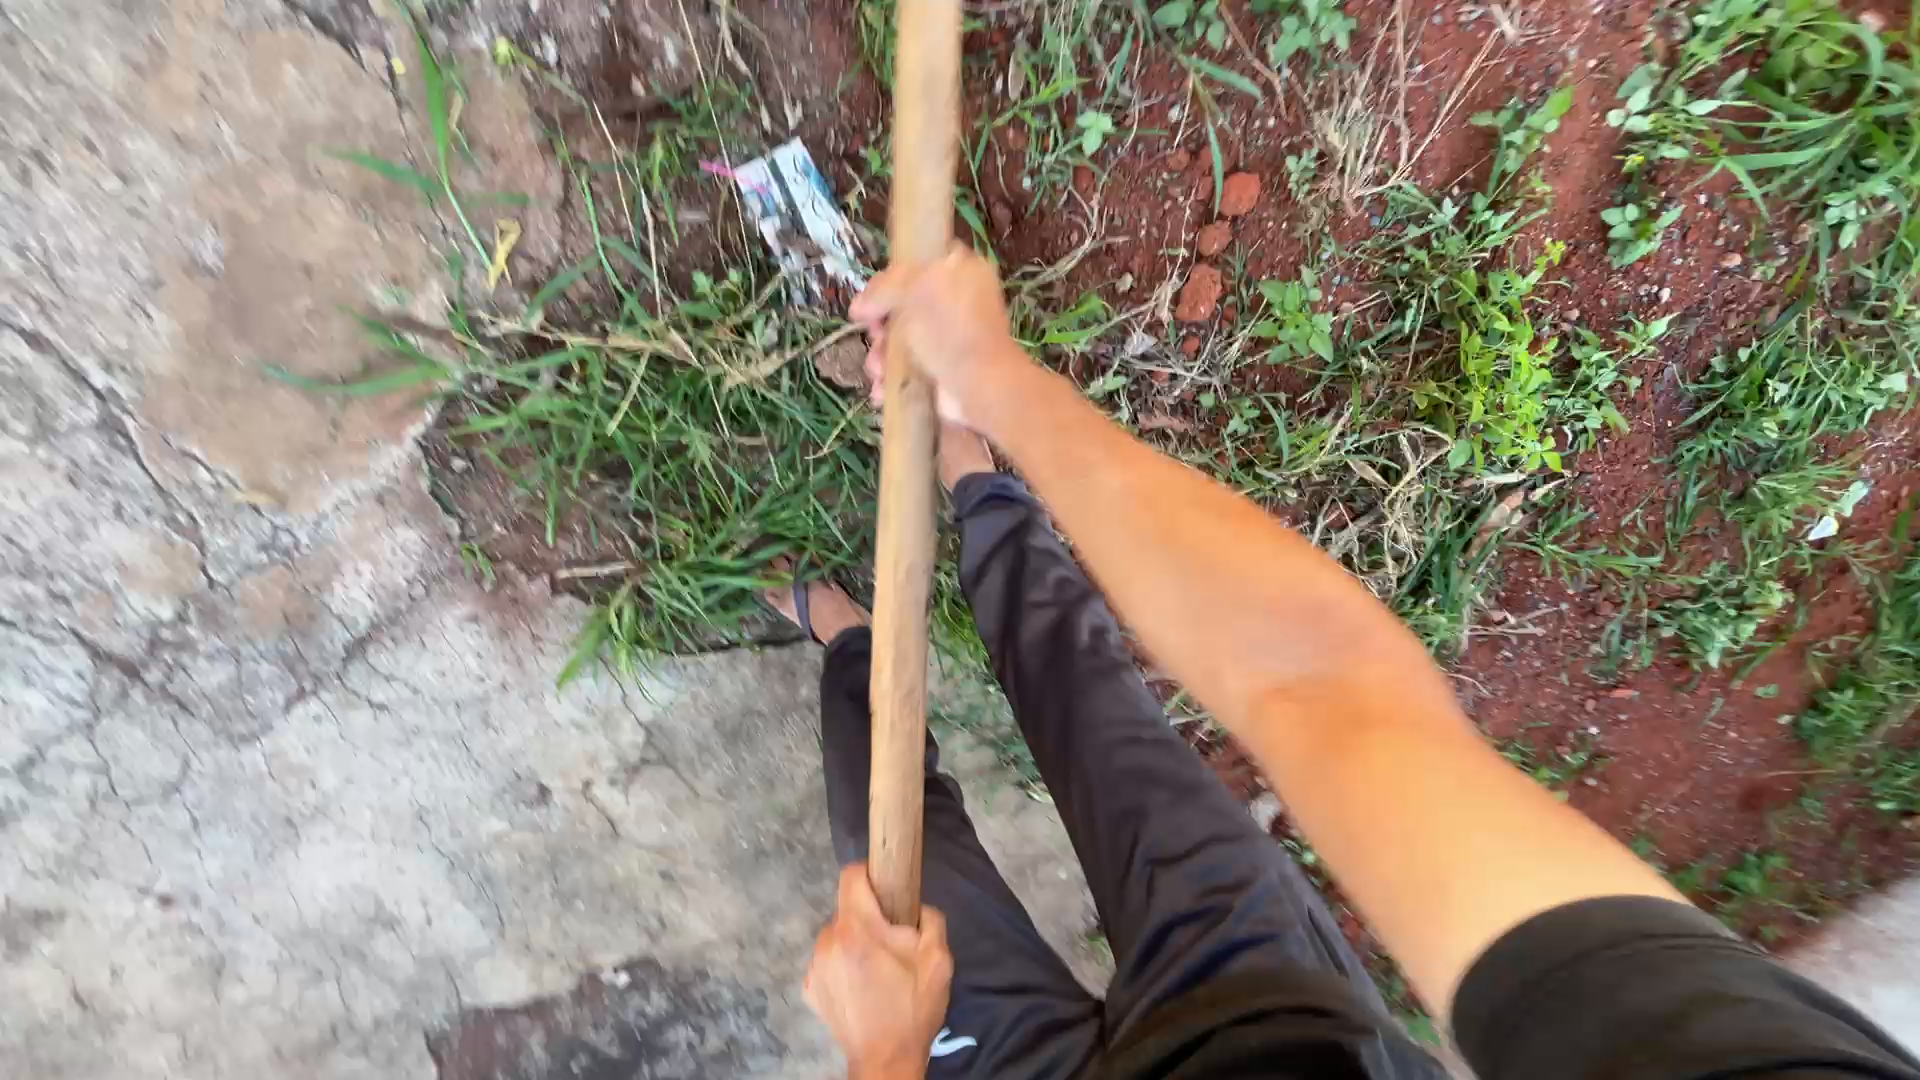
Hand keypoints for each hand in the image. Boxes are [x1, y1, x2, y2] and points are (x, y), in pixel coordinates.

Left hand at [804, 864, 953, 1079]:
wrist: (887, 1063)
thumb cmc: (913, 1007)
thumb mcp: (938, 958)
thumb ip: (930, 918)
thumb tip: (915, 906)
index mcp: (857, 927)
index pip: (851, 875)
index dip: (869, 873)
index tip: (886, 886)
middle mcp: (828, 940)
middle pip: (846, 907)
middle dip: (868, 916)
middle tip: (891, 941)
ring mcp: (815, 966)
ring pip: (837, 935)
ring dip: (854, 942)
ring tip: (876, 969)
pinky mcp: (809, 988)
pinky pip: (828, 960)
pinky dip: (842, 965)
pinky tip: (861, 987)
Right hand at [850, 244, 1029, 430]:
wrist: (978, 387)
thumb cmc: (951, 330)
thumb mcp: (914, 291)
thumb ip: (883, 288)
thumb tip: (859, 308)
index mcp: (961, 271)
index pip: (919, 263)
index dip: (891, 279)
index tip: (872, 297)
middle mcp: (957, 303)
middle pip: (904, 307)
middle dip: (881, 325)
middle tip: (875, 335)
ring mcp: (951, 340)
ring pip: (901, 342)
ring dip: (881, 357)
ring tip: (878, 370)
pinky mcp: (943, 373)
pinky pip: (907, 370)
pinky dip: (891, 379)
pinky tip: (882, 389)